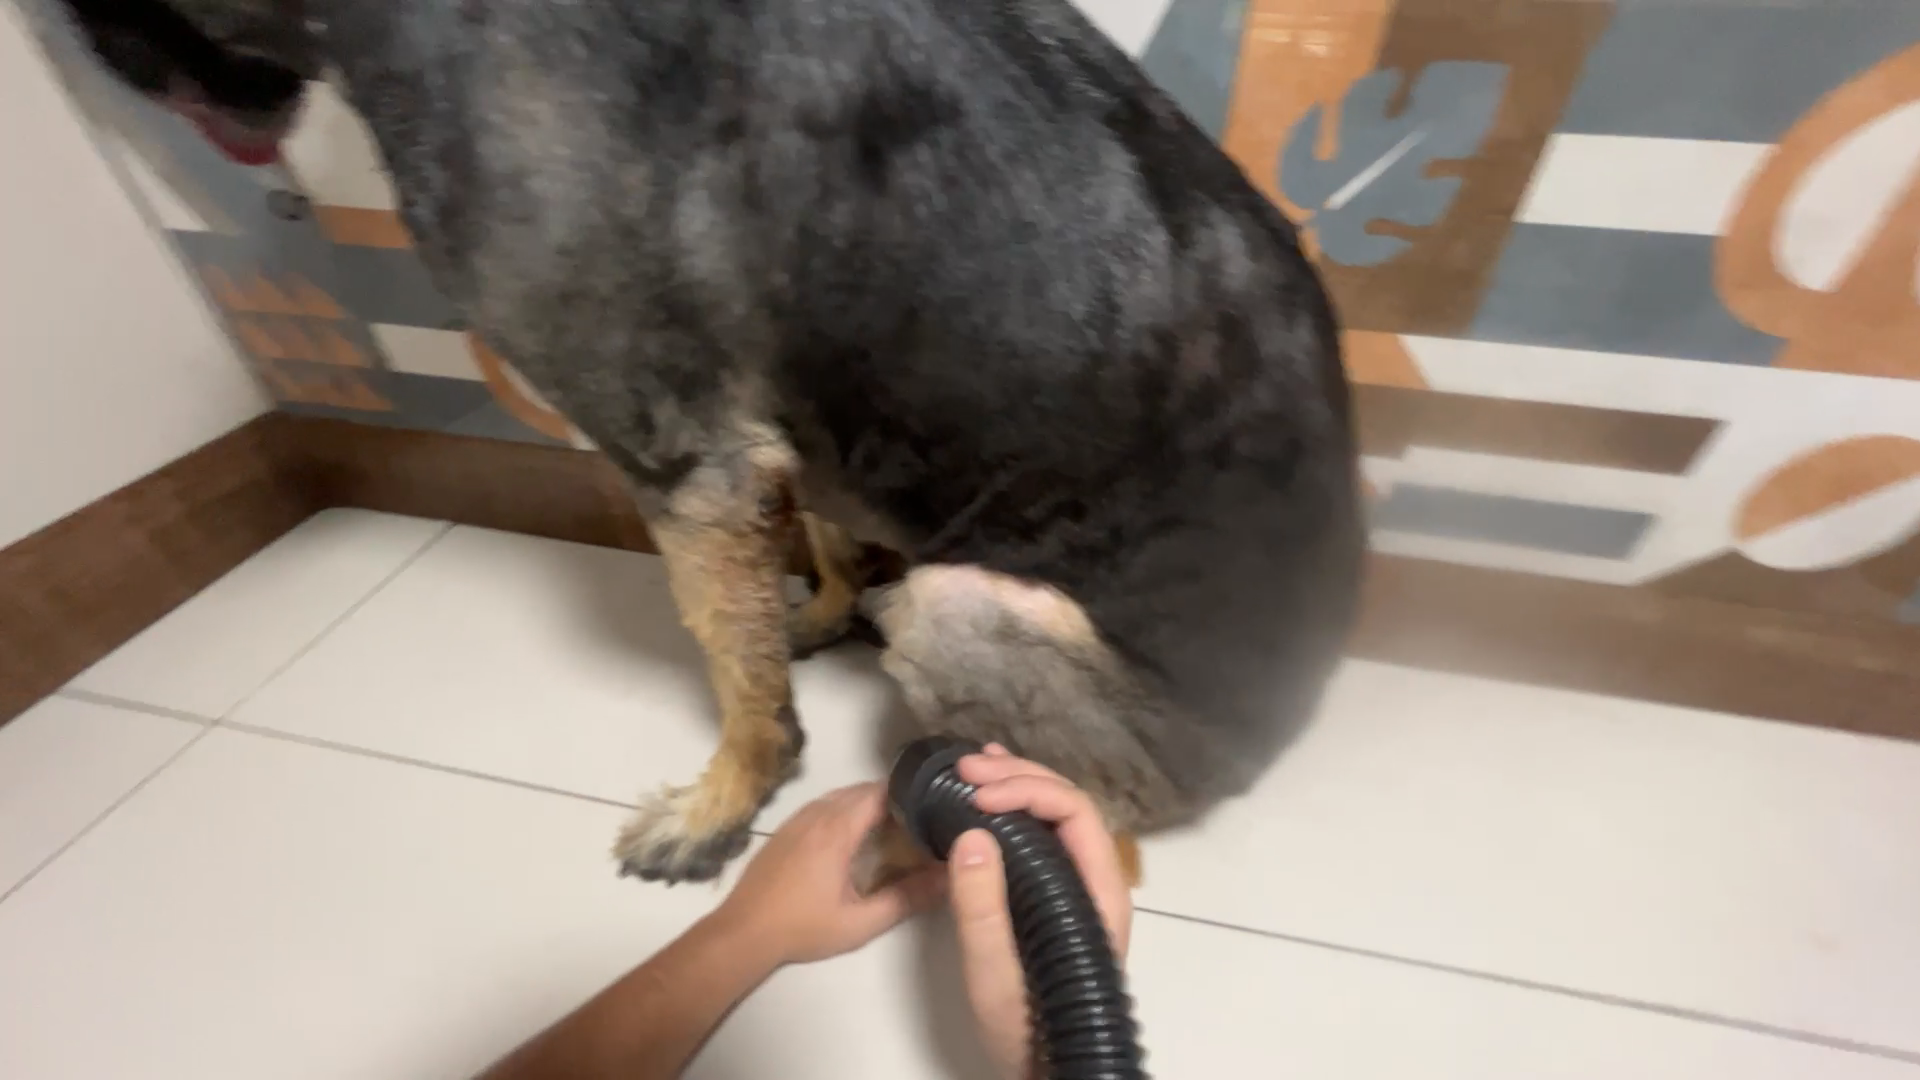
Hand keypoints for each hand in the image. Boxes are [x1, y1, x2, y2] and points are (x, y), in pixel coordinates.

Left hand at [712, 783, 941, 965]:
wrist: (742, 933)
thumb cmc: (802, 927)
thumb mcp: (859, 923)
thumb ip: (904, 900)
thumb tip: (944, 880)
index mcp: (837, 829)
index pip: (879, 791)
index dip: (906, 794)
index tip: (927, 806)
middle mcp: (818, 813)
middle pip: (861, 789)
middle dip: (890, 799)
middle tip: (915, 819)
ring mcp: (798, 818)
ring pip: (841, 795)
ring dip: (865, 803)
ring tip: (888, 826)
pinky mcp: (786, 827)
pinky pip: (822, 804)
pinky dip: (843, 809)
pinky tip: (850, 836)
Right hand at [946, 745, 1133, 1079]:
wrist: (1049, 1069)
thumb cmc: (1027, 1031)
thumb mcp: (996, 980)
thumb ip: (984, 913)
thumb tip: (971, 835)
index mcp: (1098, 893)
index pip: (1076, 814)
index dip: (1029, 792)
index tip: (978, 796)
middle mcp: (1096, 876)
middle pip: (1067, 802)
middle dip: (1018, 776)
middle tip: (966, 768)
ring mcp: (1076, 880)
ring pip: (1054, 810)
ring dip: (1015, 780)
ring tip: (974, 764)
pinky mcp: (1054, 888)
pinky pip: (1040, 830)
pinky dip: (1013, 801)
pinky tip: (988, 788)